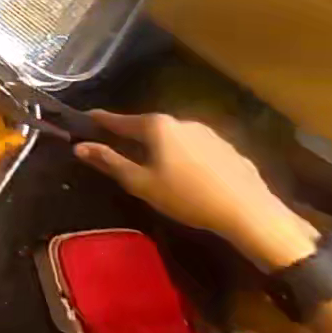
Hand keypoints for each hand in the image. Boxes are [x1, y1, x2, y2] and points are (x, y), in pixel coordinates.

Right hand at [74, 110, 318, 268]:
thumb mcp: (141, 183)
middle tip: (118, 148)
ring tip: (153, 163)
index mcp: (157, 126)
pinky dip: (184, 155)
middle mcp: (182, 121)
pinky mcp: (228, 148)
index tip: (85, 118)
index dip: (100, 120)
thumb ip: (109, 162)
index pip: (119, 120)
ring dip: (160, 145)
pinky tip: (186, 174)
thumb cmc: (187, 197)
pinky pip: (196, 147)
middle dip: (132, 135)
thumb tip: (79, 146)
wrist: (251, 214)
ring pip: (173, 136)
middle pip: (147, 126)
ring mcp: (208, 133)